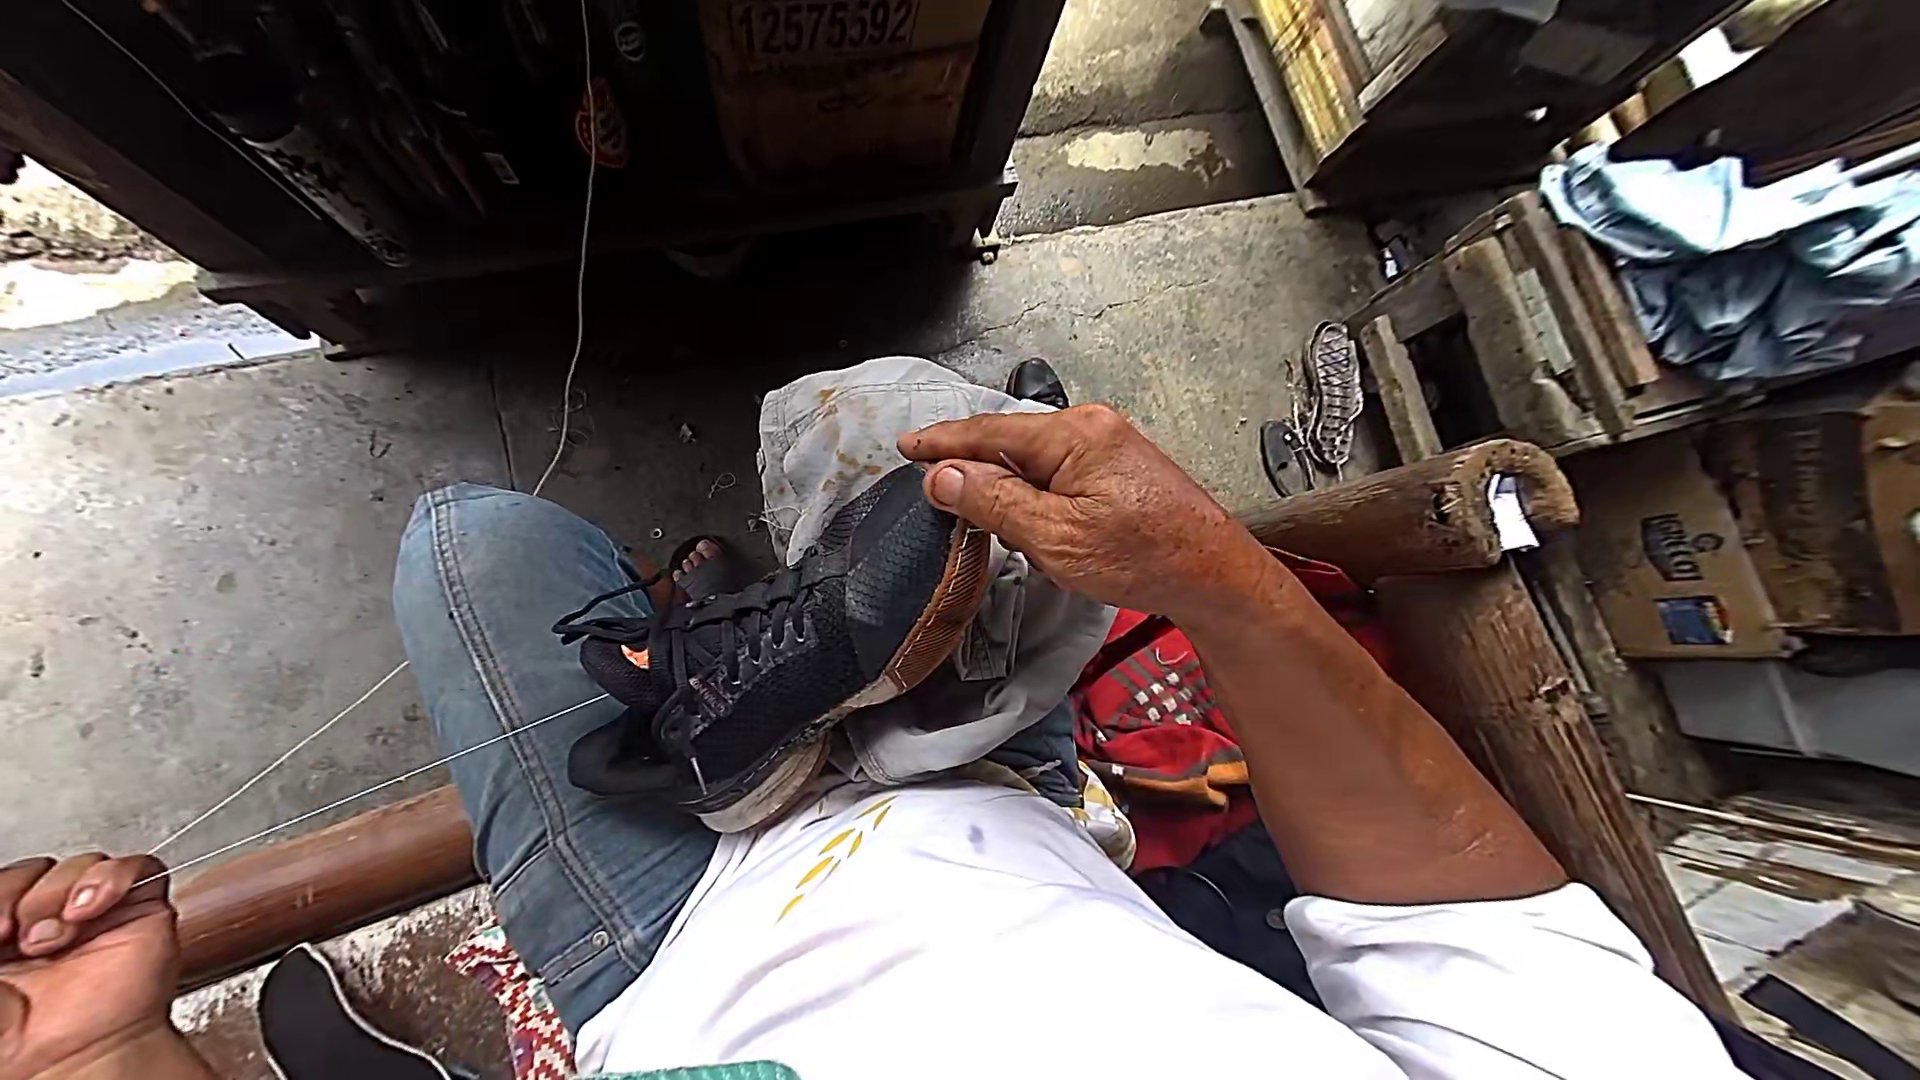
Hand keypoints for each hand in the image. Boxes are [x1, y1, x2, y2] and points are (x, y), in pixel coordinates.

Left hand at [0, 854, 180, 1079]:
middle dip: (17, 894)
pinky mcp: (141, 906)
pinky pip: (138, 865)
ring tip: (54, 935)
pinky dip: (113, 878)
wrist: (57, 1053)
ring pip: (84, 863)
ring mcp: (95, 913)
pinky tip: (92, 910)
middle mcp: (39, 922)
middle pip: (37, 869)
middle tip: (7, 936)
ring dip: (62, 894)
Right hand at [899, 405, 1277, 623]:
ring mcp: (1105, 445)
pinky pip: (1055, 468)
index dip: (943, 441)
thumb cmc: (1144, 557)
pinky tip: (1025, 513)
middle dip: (971, 464)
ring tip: (978, 509)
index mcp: (1073, 434)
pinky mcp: (1114, 467)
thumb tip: (944, 476)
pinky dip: (1030, 488)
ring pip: (1031, 457)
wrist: (1212, 574)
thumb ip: (994, 502)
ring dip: (1002, 481)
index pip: (988, 431)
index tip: (909, 446)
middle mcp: (1090, 428)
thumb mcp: (1055, 536)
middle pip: (1009, 440)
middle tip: (937, 486)